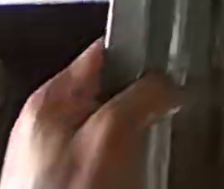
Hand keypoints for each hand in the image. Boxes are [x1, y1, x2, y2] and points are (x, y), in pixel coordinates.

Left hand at [0, 41, 180, 188]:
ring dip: (143, 125)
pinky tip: (139, 163)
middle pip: (118, 84)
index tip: (174, 61)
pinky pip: (114, 148)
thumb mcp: (115, 130)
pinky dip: (132, 150)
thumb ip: (147, 89)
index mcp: (50, 99)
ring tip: (154, 137)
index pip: (110, 48)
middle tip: (167, 107)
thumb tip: (170, 82)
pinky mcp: (71, 178)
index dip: (147, 49)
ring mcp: (58, 154)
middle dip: (147, 94)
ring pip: (120, 119)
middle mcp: (50, 121)